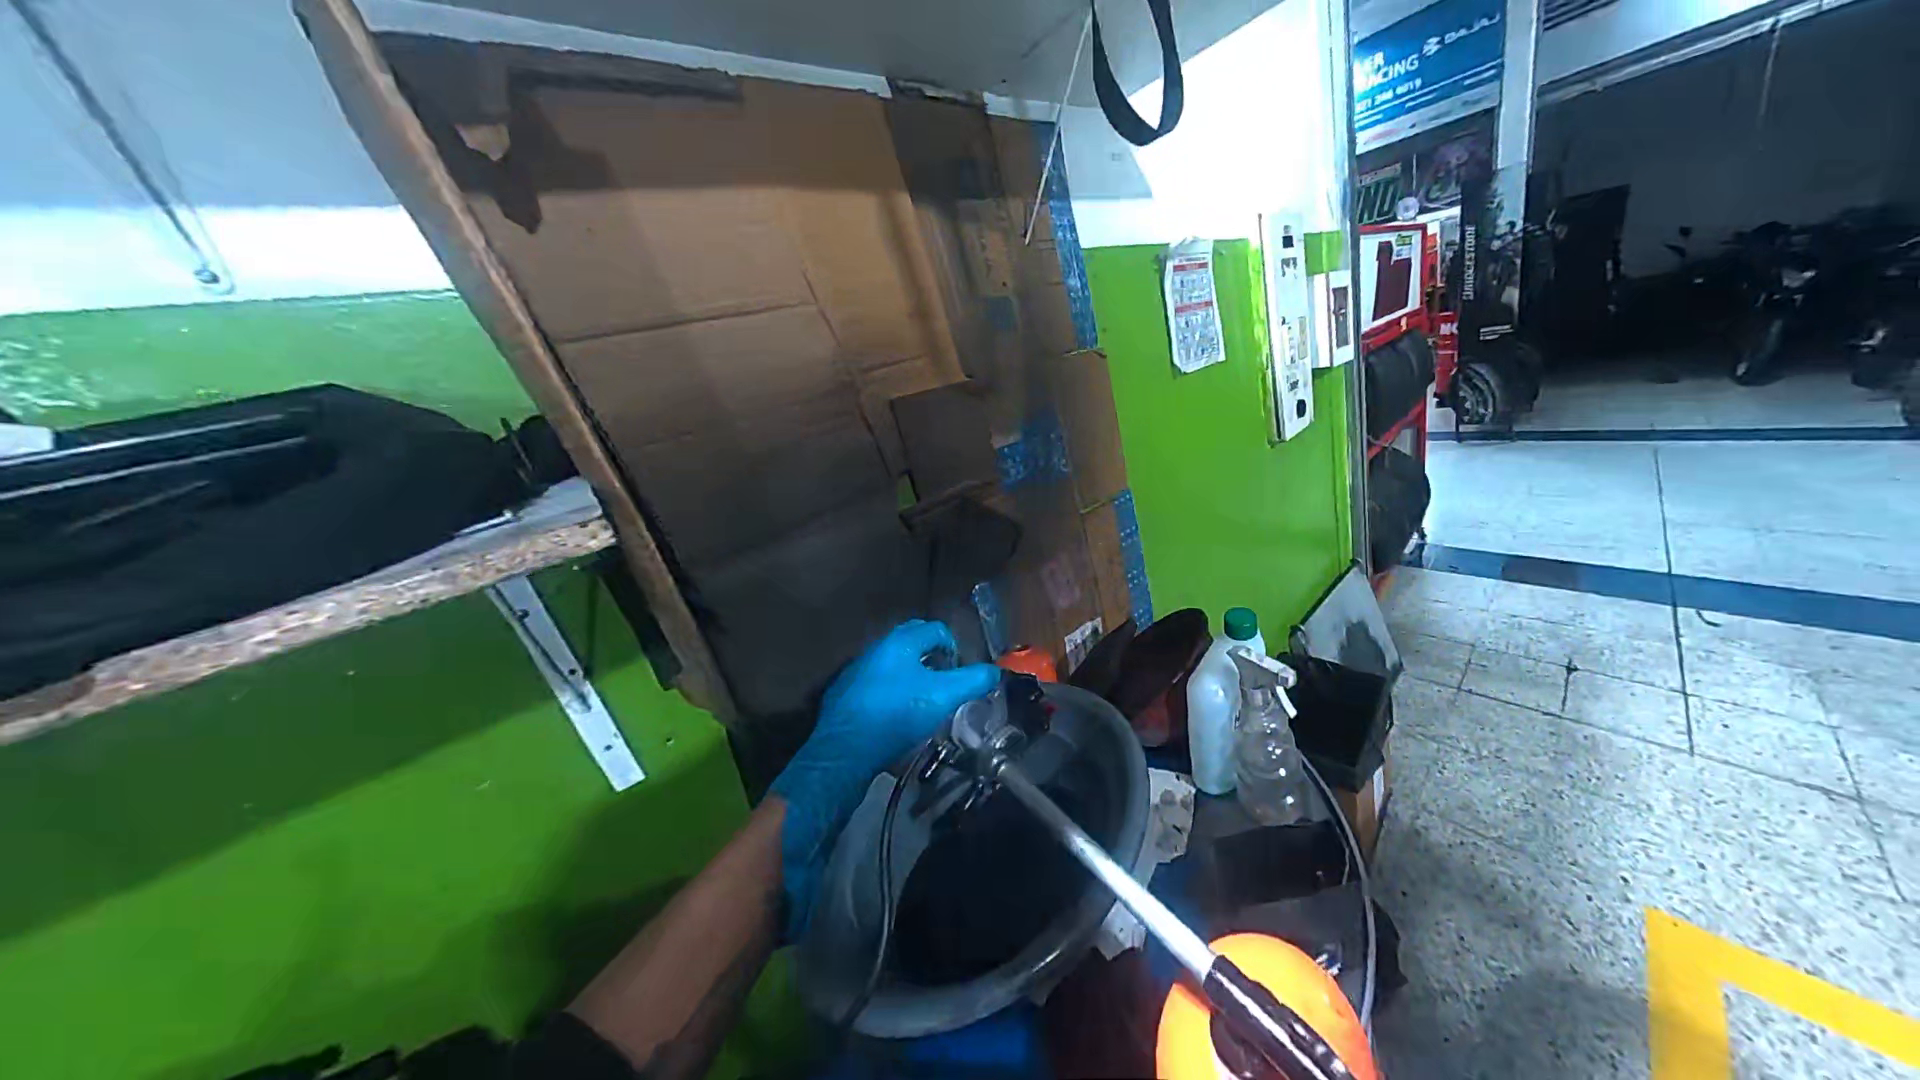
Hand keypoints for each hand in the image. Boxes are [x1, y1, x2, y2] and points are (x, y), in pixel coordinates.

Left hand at [769, 620, 999, 938]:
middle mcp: (875, 651)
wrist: (842, 755)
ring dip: (912, 679)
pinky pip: (877, 687)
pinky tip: (897, 720)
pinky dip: (892, 695)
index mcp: (898, 643)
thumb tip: (995, 672)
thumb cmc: (895, 717)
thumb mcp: (942, 698)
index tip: (961, 675)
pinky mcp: (844, 698)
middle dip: (933, 661)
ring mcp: (856, 674)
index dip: (954, 649)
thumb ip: (972, 681)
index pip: (934, 630)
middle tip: (946, 687)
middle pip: (912, 645)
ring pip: (893, 667)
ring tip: (925, 705)